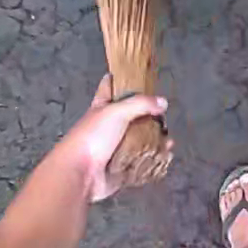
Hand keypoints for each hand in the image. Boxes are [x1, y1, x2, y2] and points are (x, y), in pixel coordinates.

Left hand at [45, 76, 168, 202]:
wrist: (80, 174)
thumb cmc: (91, 138)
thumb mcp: (116, 111)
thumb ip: (141, 103)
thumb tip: (162, 102)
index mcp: (101, 108)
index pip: (109, 88)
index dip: (119, 79)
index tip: (133, 73)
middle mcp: (108, 127)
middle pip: (131, 115)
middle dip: (148, 115)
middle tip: (163, 114)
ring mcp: (115, 147)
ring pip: (140, 139)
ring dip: (155, 139)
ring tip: (168, 139)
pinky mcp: (123, 166)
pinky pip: (143, 160)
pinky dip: (155, 158)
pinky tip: (165, 154)